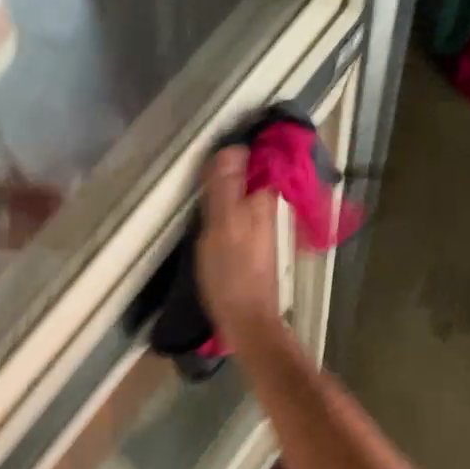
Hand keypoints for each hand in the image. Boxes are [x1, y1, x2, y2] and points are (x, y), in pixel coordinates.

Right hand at [197, 147, 284, 350]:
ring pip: (244, 197)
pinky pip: (240, 216)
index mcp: (263, 201)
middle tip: (201, 167)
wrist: (247, 321)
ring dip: (227, 189)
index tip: (212, 149)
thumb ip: (226, 188)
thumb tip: (233, 146)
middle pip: (249, 177)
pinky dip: (228, 211)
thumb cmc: (231, 274)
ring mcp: (261, 230)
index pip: (256, 159)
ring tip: (203, 186)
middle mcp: (268, 212)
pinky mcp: (253, 247)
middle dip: (230, 169)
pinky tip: (212, 218)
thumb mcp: (221, 227)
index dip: (236, 151)